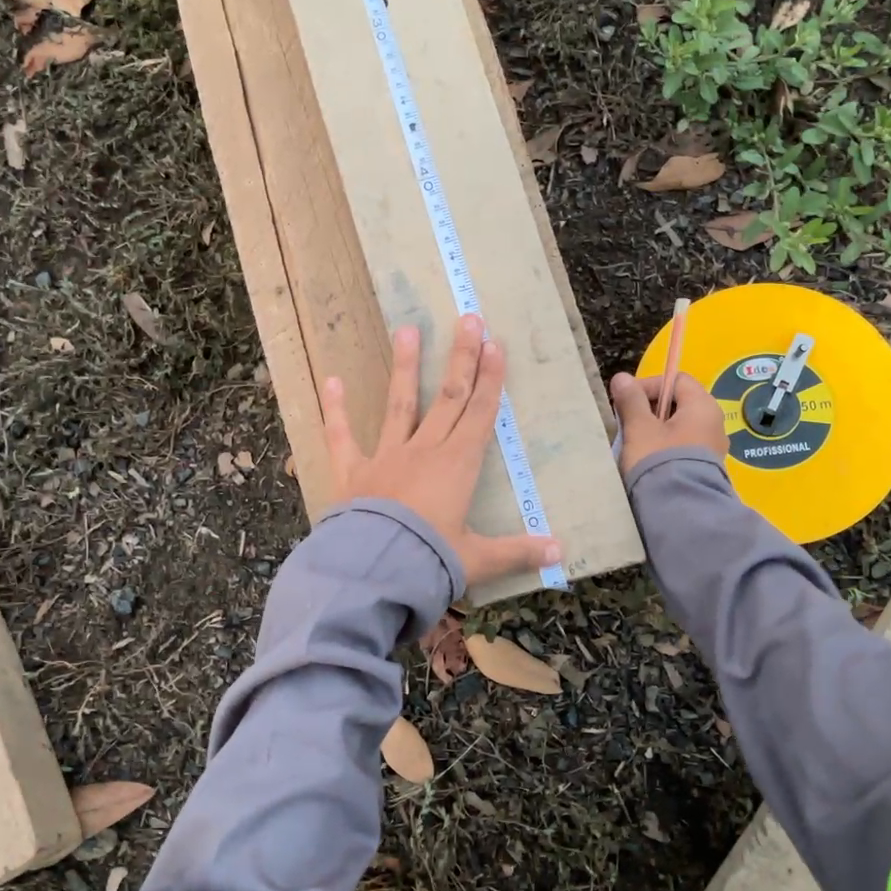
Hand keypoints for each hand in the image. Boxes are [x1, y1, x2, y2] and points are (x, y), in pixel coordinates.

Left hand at [322, 316, 561, 587]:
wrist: (374, 571)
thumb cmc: (430, 562)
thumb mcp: (479, 559)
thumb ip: (518, 552)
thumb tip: (560, 551)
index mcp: (458, 466)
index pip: (480, 414)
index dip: (490, 379)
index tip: (495, 344)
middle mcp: (425, 451)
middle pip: (448, 397)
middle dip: (461, 358)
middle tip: (468, 319)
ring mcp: (386, 457)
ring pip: (400, 404)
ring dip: (406, 367)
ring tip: (408, 330)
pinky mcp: (353, 472)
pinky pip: (342, 436)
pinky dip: (335, 409)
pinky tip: (330, 380)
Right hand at [610, 371, 727, 474]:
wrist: (680, 509)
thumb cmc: (659, 460)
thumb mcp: (639, 428)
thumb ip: (631, 401)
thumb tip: (622, 377)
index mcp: (702, 406)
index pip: (677, 380)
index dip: (650, 385)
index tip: (628, 401)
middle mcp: (714, 423)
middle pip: (680, 404)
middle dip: (651, 410)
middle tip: (629, 423)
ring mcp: (713, 448)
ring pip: (681, 428)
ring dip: (657, 431)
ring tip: (636, 444)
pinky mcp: (707, 468)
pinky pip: (684, 448)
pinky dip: (666, 448)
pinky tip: (650, 461)